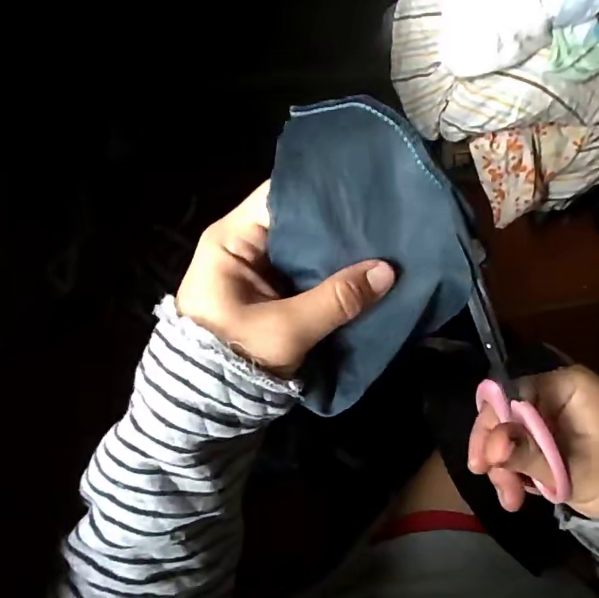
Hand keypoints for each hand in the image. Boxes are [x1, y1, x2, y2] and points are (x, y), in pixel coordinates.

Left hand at [175, 181, 395, 376]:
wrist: (211, 403)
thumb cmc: (237, 356)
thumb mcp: (289, 329)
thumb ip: (337, 299)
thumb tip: (388, 271)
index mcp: (232, 240)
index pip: (280, 197)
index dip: (320, 194)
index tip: (362, 196)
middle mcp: (245, 246)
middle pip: (297, 221)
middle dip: (336, 225)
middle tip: (382, 221)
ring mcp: (260, 270)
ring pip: (306, 248)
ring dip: (338, 251)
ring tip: (383, 243)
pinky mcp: (274, 293)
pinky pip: (307, 273)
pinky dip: (332, 273)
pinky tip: (366, 270)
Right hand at [467, 365, 598, 519]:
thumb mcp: (571, 471)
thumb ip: (529, 455)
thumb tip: (492, 446)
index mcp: (568, 386)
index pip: (512, 392)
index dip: (492, 423)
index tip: (482, 461)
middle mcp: (557, 392)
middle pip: (506, 413)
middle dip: (496, 451)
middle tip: (493, 483)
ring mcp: (553, 414)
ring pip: (509, 433)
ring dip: (504, 467)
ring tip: (511, 501)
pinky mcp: (551, 435)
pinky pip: (521, 446)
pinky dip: (515, 470)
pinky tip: (517, 495)